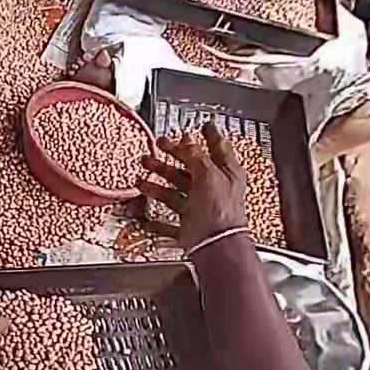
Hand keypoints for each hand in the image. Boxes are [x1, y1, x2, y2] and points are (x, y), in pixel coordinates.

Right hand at [137, 121, 248, 249]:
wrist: (215, 244)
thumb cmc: (219, 210)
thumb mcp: (208, 174)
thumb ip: (196, 156)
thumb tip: (187, 143)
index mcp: (225, 173)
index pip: (218, 148)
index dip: (210, 135)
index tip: (205, 125)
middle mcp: (213, 188)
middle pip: (190, 166)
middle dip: (173, 154)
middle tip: (160, 143)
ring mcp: (199, 206)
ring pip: (175, 188)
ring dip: (158, 178)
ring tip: (144, 167)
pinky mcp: (187, 224)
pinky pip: (168, 218)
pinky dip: (155, 216)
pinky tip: (145, 208)